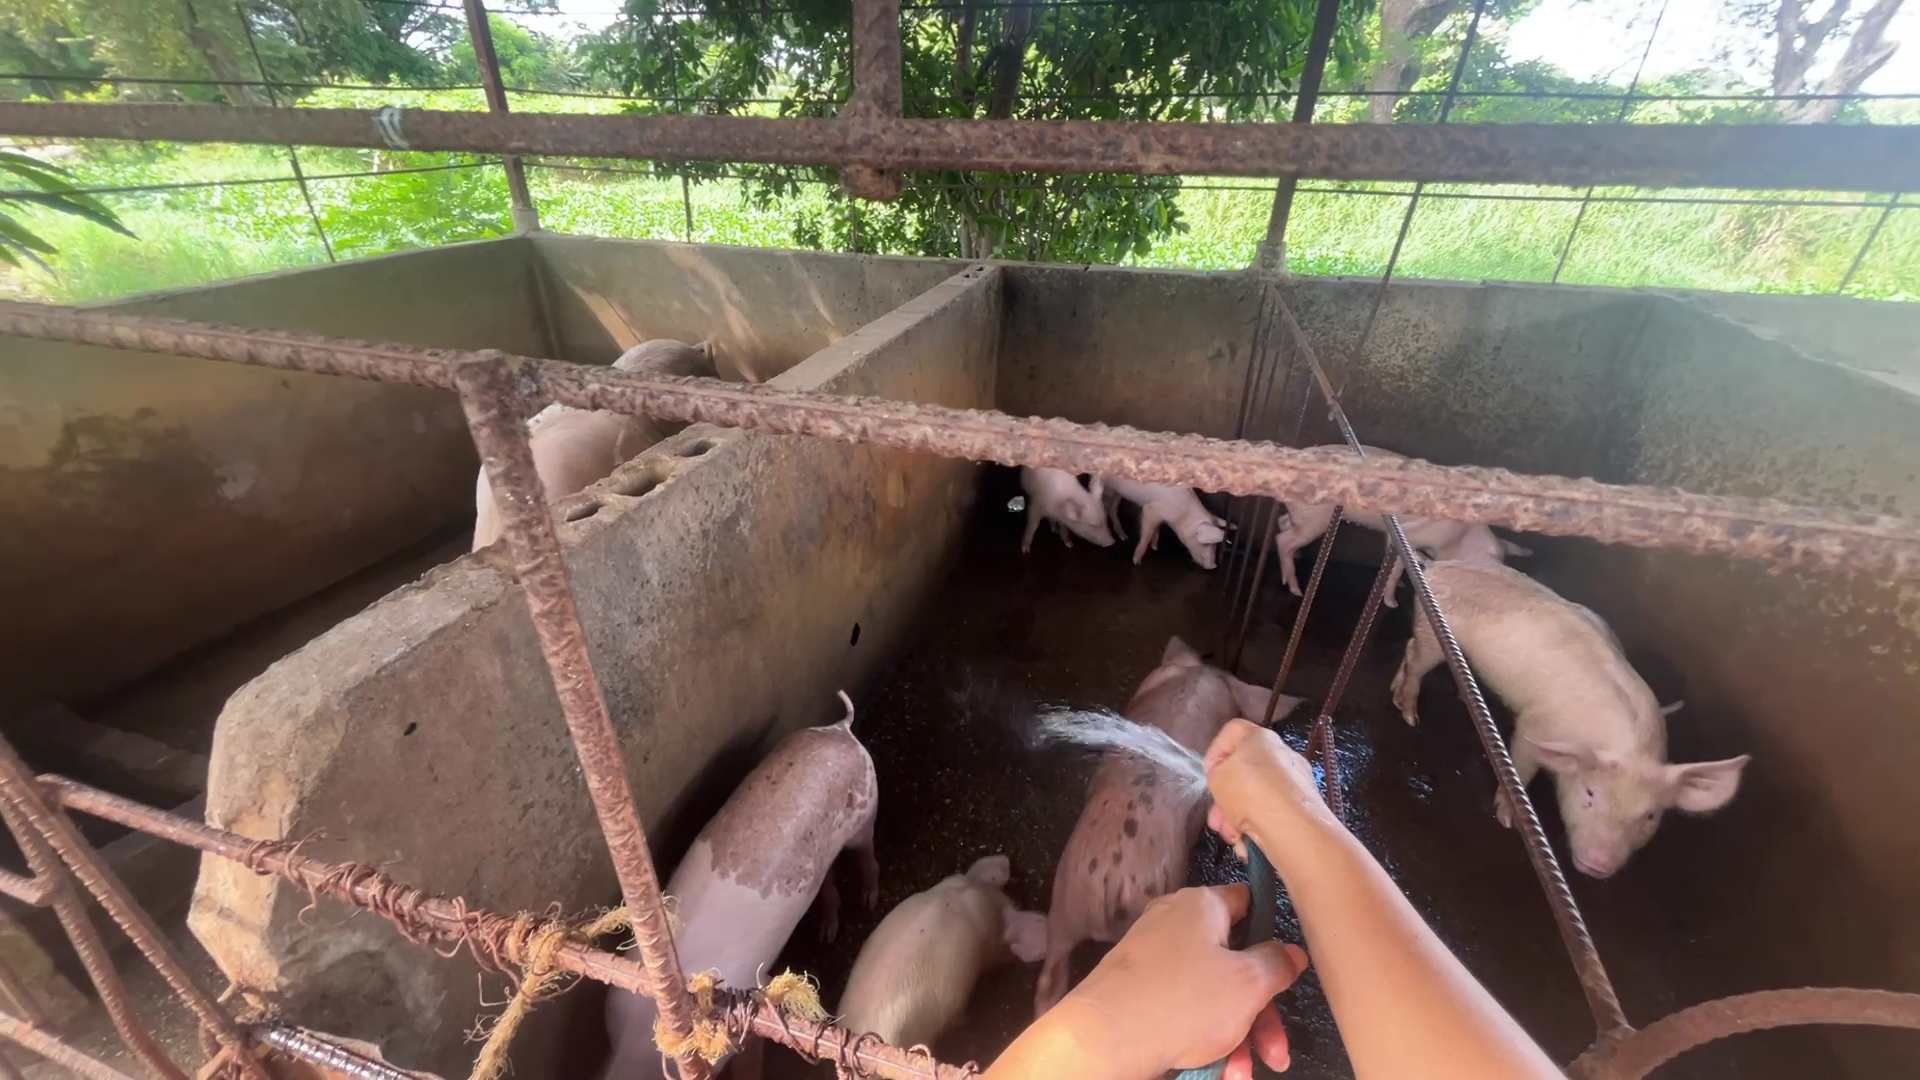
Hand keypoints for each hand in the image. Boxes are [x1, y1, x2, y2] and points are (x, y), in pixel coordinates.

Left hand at [1053, 884, 1307, 1079]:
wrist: (1108, 1032)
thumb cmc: (1186, 998)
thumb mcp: (1247, 983)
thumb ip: (1275, 964)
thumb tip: (1290, 949)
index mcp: (1201, 905)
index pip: (1245, 901)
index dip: (1270, 929)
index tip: (1289, 964)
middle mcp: (1176, 921)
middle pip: (1234, 960)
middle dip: (1260, 1012)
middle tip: (1276, 1054)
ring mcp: (1156, 953)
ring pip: (1212, 991)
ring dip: (1236, 1035)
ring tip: (1241, 1074)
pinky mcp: (1141, 985)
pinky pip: (1185, 1006)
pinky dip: (1205, 1037)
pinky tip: (1219, 1073)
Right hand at [1205, 719, 1336, 863]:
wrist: (1293, 828)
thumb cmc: (1249, 791)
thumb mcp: (1216, 778)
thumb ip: (1216, 774)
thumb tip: (1227, 782)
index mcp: (1261, 737)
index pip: (1232, 732)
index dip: (1215, 751)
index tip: (1210, 774)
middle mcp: (1282, 755)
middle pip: (1244, 771)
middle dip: (1226, 796)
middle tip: (1216, 817)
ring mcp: (1297, 783)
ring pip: (1257, 796)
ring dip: (1238, 815)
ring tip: (1231, 836)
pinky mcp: (1305, 809)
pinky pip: (1273, 813)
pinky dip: (1259, 825)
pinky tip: (1248, 842)